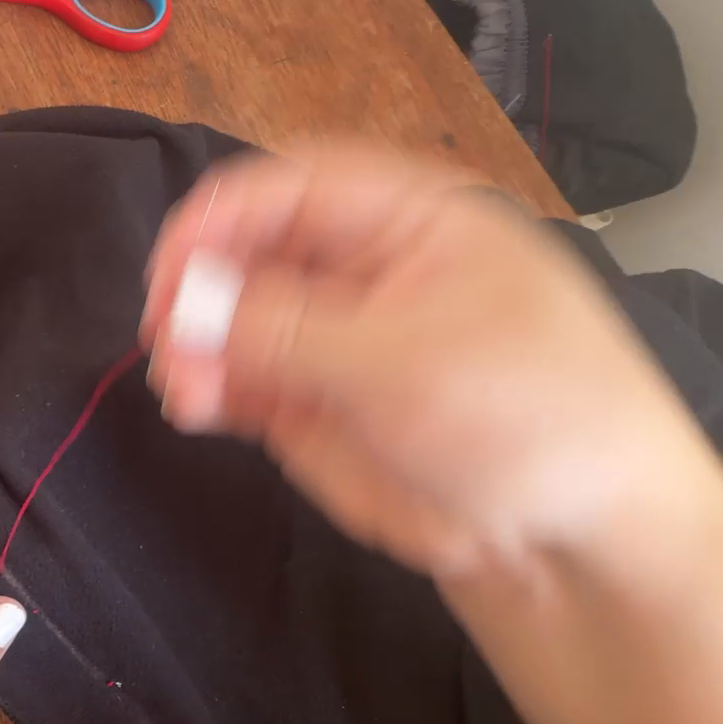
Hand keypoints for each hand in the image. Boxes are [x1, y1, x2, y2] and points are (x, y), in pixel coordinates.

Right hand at [140, 146, 722, 576]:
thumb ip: (286, 330)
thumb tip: (186, 306)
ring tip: (183, 388)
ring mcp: (318, 340)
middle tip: (164, 332)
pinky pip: (227, 378)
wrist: (558, 535)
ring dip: (190, 345)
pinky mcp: (295, 400)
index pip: (294, 188)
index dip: (223, 215)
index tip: (170, 267)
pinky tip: (193, 407)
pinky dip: (200, 386)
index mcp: (406, 226)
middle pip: (244, 253)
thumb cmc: (524, 418)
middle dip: (197, 289)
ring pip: (223, 320)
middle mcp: (351, 274)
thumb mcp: (407, 361)